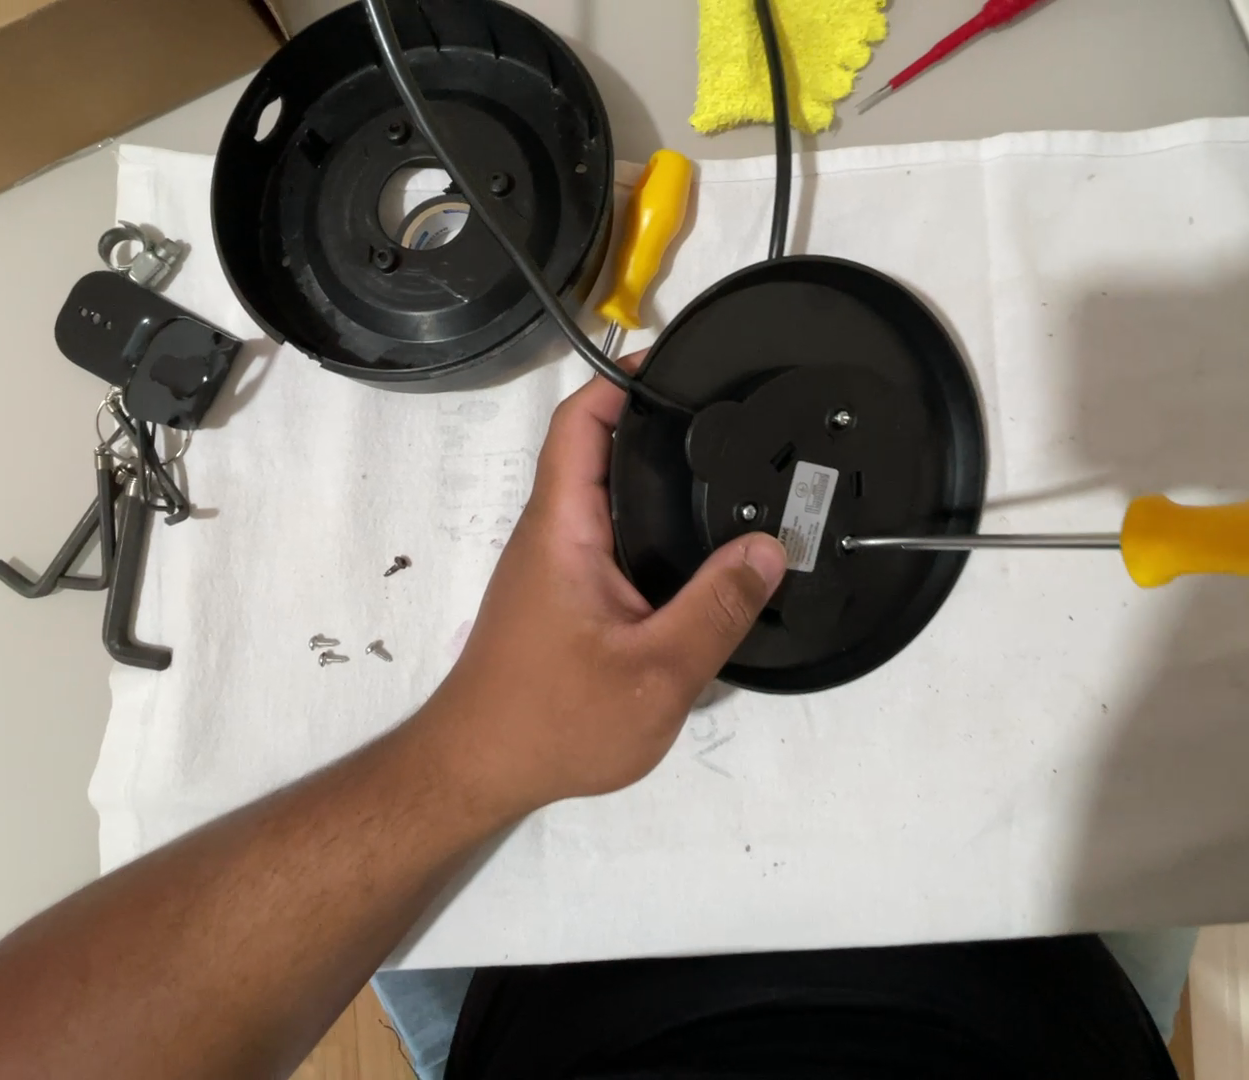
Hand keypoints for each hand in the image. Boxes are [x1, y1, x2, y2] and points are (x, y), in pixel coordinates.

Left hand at [413, 366, 787, 818]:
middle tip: (725, 420)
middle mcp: (549, 534)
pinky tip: (690, 549)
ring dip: (648, 476)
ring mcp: (550, 566)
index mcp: (562, 529)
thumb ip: (717, 609)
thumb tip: (768, 548)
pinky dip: (644, 523)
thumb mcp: (655, 673)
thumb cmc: (554, 722)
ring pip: (601, 498)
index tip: (676, 362)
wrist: (480, 769)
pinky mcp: (557, 597)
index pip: (579, 424)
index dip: (621, 381)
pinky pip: (604, 538)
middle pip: (594, 452)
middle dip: (652, 423)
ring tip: (722, 474)